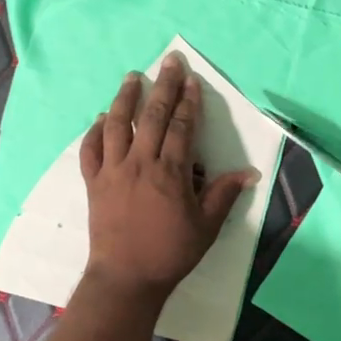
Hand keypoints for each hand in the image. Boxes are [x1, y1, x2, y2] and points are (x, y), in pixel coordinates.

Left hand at [80, 55, 255, 300]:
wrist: (125, 278)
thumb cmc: (170, 253)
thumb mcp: (206, 227)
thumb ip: (223, 194)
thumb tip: (250, 172)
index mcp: (170, 172)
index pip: (181, 127)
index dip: (188, 101)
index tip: (192, 80)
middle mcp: (140, 163)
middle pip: (152, 116)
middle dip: (163, 86)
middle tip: (170, 61)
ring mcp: (113, 171)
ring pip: (117, 125)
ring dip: (125, 98)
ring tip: (132, 77)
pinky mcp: (93, 183)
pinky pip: (90, 150)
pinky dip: (94, 131)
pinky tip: (101, 119)